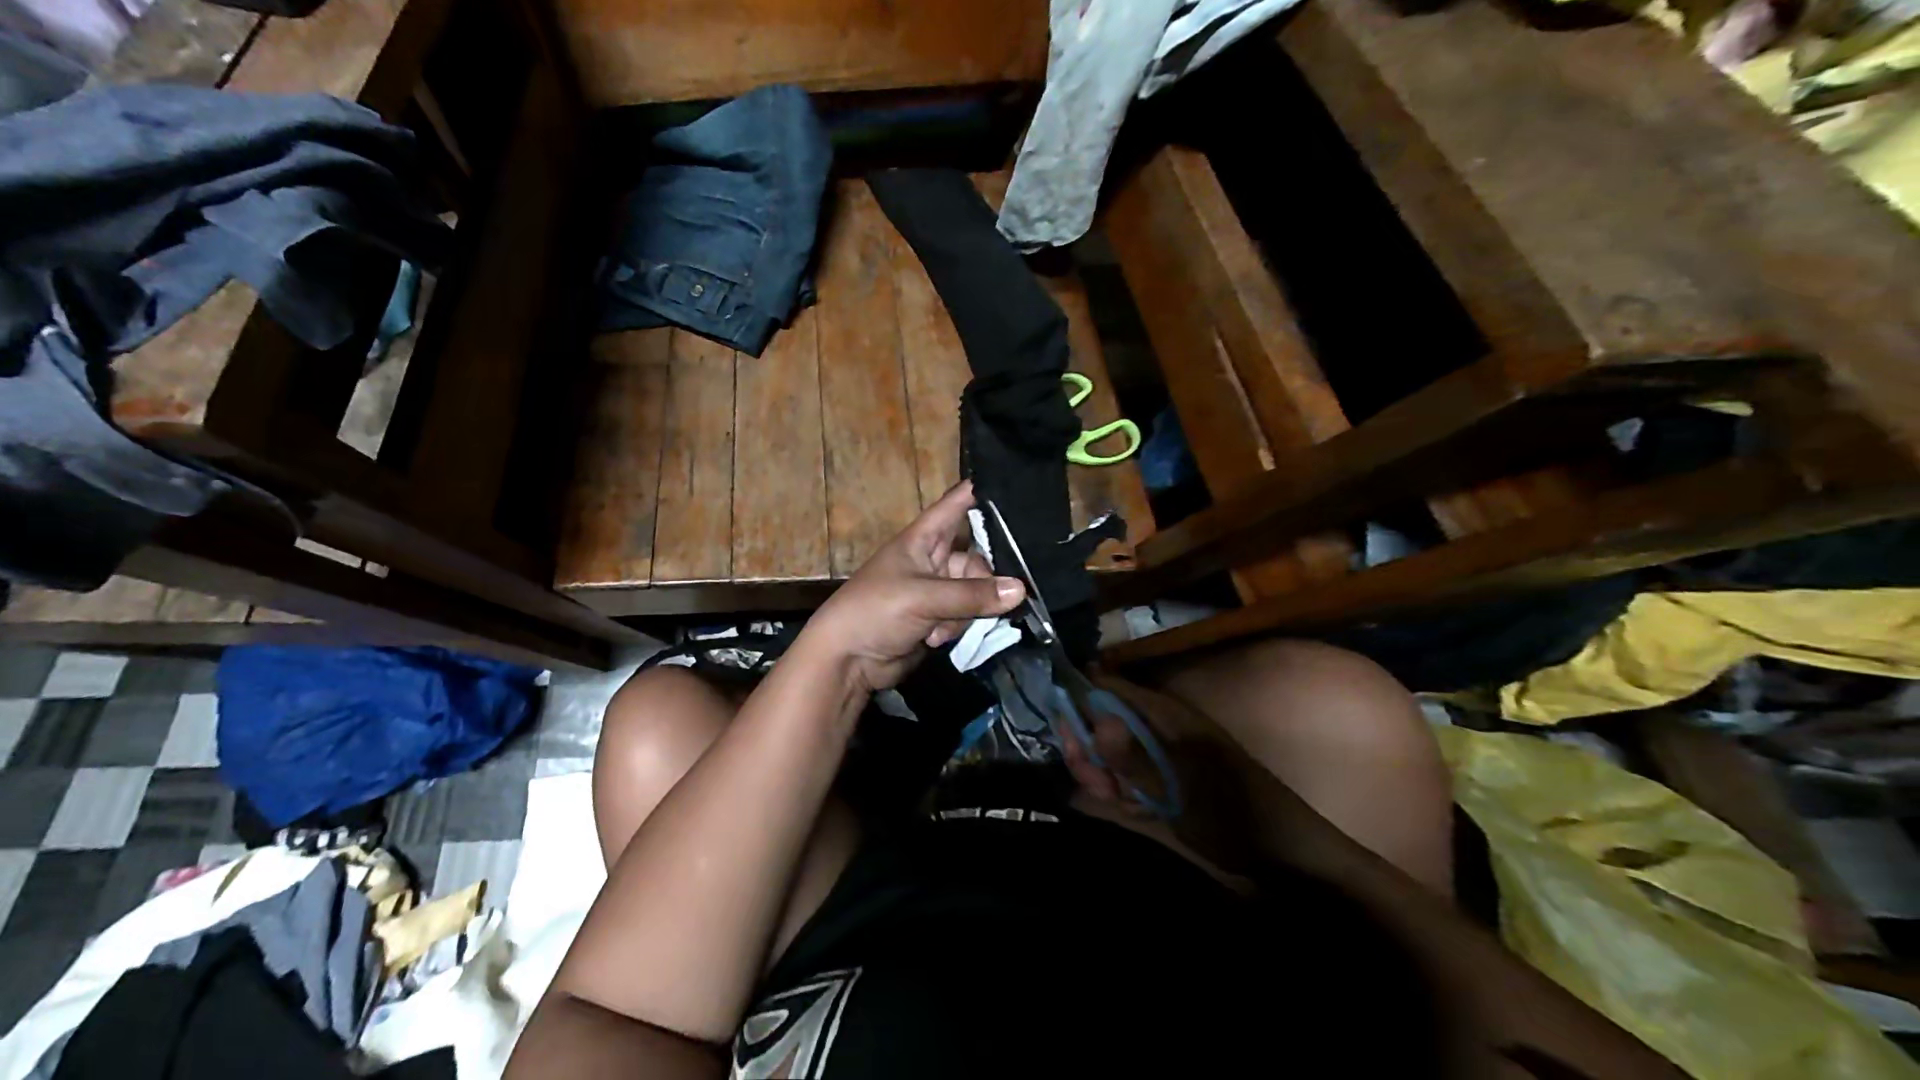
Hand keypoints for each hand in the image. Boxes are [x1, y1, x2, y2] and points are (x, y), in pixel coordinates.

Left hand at [799, 480, 1025, 693]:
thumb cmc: (876, 610)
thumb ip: (973, 594)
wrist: (848, 660)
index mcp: (922, 538)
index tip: (1019, 489)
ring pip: (976, 591)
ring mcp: (937, 590)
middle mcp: (933, 559)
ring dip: (967, 611)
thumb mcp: (924, 597)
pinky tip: (936, 639)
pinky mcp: (939, 618)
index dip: (983, 492)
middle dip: (985, 579)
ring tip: (942, 627)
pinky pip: (967, 615)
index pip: (957, 504)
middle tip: (991, 597)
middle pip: (977, 557)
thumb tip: (1021, 590)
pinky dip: (957, 627)